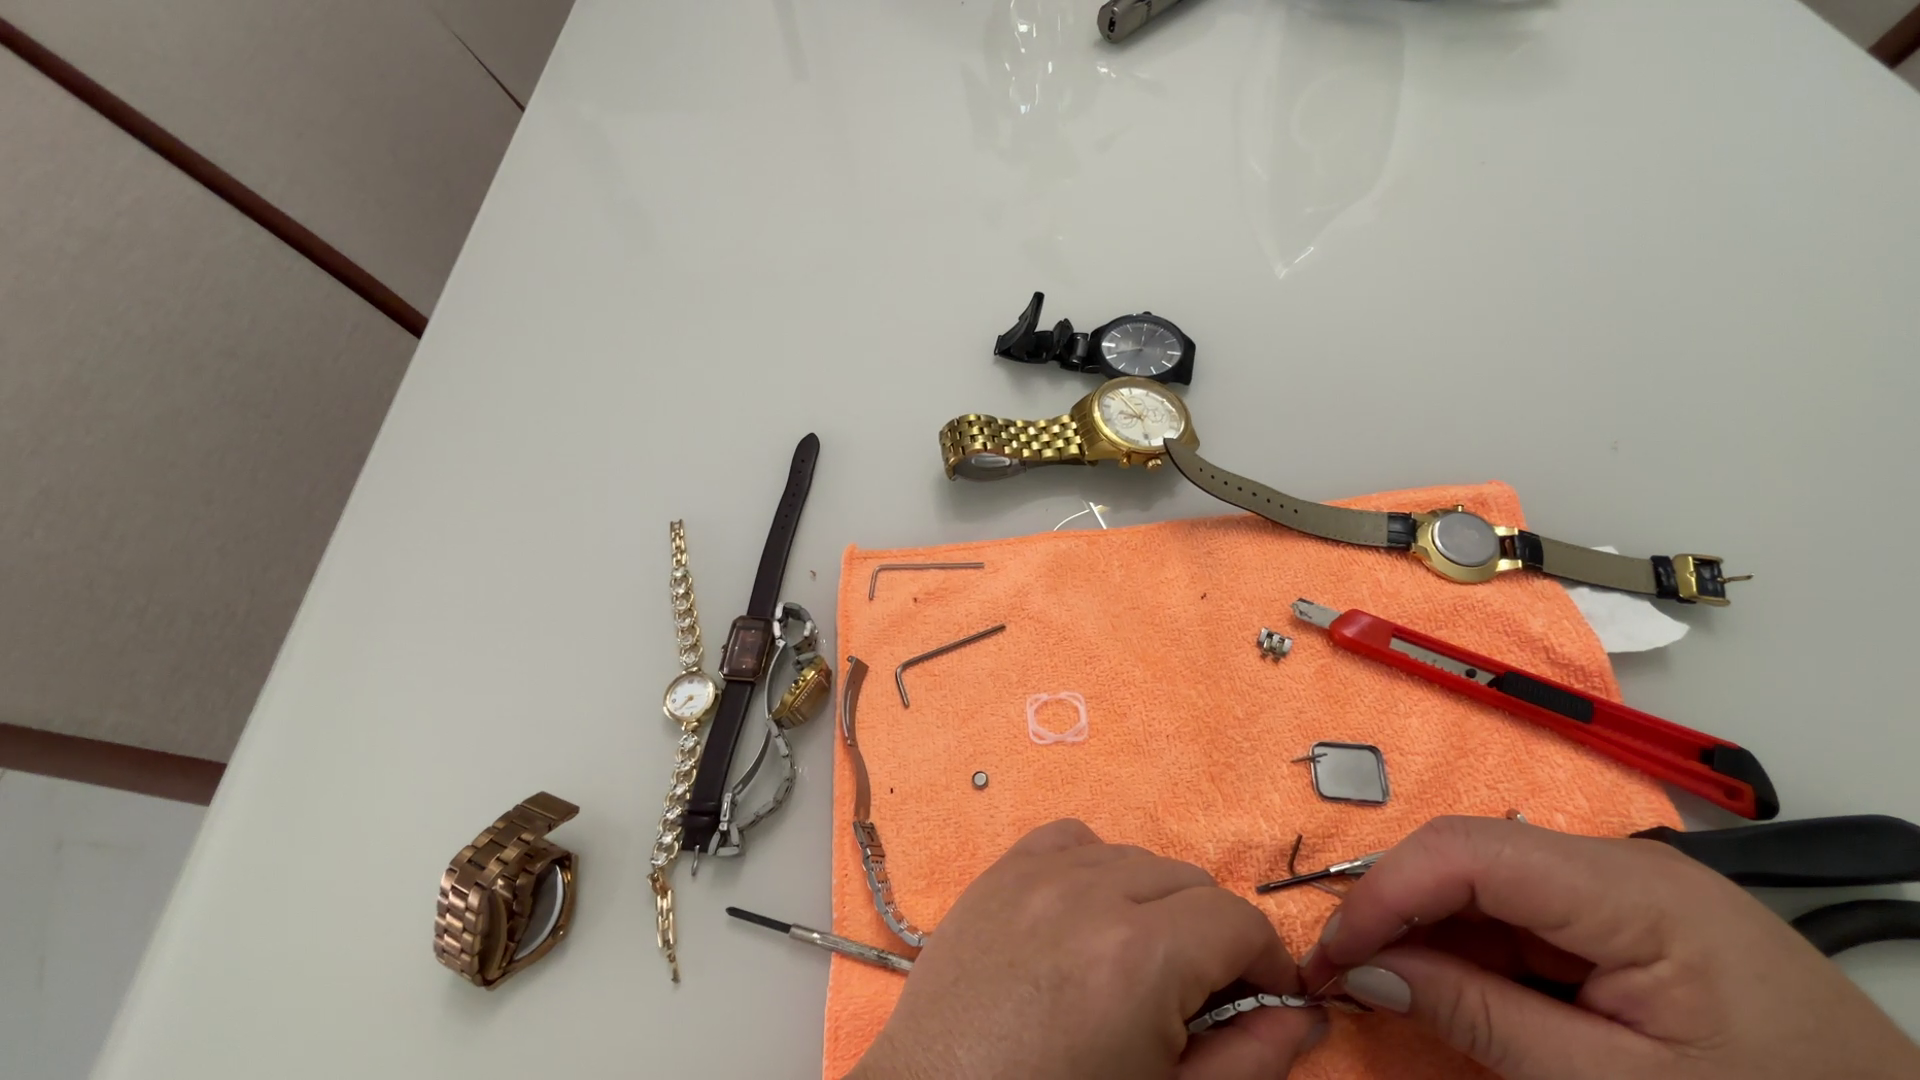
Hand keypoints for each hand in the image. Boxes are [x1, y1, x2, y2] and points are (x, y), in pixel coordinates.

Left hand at [850, 819, 1325, 1079]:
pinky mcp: (998, 873)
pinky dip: (1094, 865)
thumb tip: (1301, 1015)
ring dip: (1154, 900)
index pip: (1237, 921)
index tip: (1264, 998)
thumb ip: (1248, 1060)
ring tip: (1136, 961)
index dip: (1266, 962)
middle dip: (1210, 934)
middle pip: (1189, 882)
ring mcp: (1035, 875)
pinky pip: (1070, 838)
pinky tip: (1087, 913)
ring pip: (1134, 856)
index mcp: (1138, 956)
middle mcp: (1088, 894)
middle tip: (1194, 996)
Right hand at [1300, 816, 1919, 1079]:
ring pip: (1485, 886)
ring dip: (1426, 932)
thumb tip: (1361, 969)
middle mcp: (1621, 866)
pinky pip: (1520, 917)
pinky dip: (1471, 951)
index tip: (1330, 955)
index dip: (1383, 892)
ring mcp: (1624, 890)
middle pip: (1468, 858)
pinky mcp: (1624, 921)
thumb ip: (1480, 1018)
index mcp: (1635, 892)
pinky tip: (1448, 987)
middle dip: (1394, 909)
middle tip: (1341, 974)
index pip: (1468, 852)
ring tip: (1384, 986)